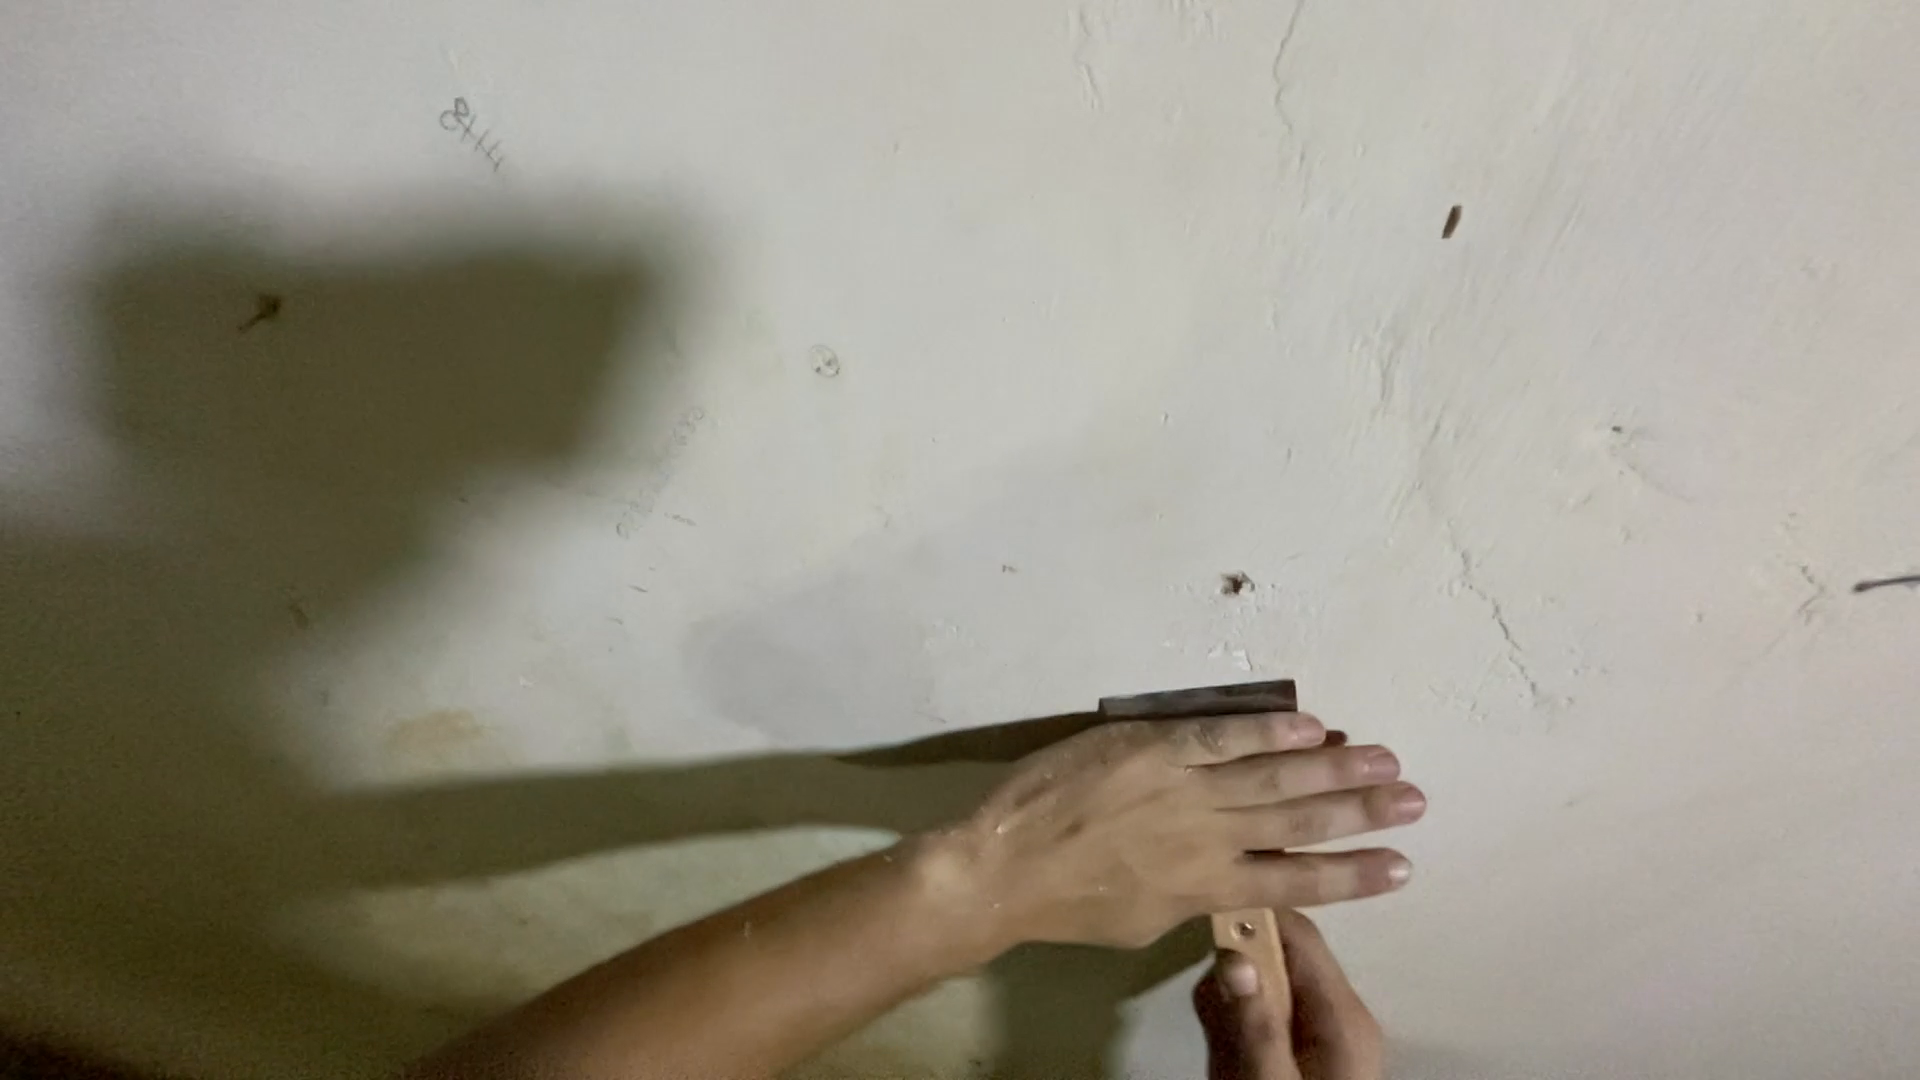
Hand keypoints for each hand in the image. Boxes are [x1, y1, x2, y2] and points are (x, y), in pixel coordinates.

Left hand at [933, 712, 1422, 950]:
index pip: (1296, 882)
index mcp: (1207, 890)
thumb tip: (1220, 878)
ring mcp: (1183, 788)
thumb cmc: (1068, 903)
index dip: (1352, 874)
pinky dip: (1265, 731)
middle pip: (1299, 821)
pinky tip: (1306, 724)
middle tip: (1413, 797)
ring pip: (1272, 776)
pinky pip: (1220, 736)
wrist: (1006, 864)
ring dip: (1331, 766)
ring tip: (1381, 758)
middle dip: (1360, 810)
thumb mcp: (1141, 920)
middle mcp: (1209, 837)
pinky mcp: (1152, 747)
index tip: (1401, 866)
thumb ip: (1191, 896)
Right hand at [1194, 910, 1383, 1079]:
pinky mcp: (1297, 1050)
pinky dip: (1231, 1028)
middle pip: (1272, 954)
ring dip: (1227, 1007)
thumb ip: (1253, 1024)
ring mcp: (1316, 1032)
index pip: (1296, 931)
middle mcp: (1334, 1012)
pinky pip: (1255, 1014)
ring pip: (1256, 983)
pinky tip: (1229, 1064)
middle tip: (1212, 1016)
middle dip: (1231, 975)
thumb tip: (1232, 954)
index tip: (1202, 923)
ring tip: (1223, 1055)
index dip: (1250, 915)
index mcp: (1342, 1014)